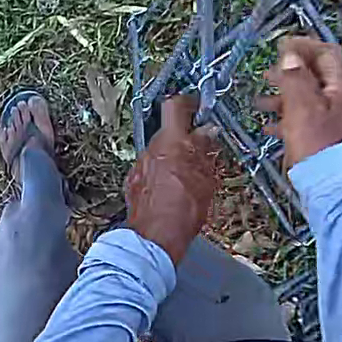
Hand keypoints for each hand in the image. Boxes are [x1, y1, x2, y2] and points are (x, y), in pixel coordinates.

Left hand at [123, 94, 221, 265]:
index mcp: (172, 142)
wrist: (154, 238)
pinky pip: (150, 167)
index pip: (176, 105)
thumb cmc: (181, 212)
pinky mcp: (133, 179)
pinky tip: (172, 187)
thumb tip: (207, 134)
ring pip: (159, 150)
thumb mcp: (205, 179)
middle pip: (168, 129)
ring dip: (173, 155)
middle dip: (184, 136)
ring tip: (188, 174)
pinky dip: (161, 172)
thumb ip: (204, 151)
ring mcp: (140, 164)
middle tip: (201, 146)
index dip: (188, 102)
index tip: (197, 107)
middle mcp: (152, 148)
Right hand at [256, 36, 341, 168]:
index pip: (326, 54)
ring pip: (310, 99)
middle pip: (317, 77)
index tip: (281, 46)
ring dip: (284, 97)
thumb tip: (290, 56)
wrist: (336, 188)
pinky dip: (289, 118)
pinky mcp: (331, 139)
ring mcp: (340, 121)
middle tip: (267, 74)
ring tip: (261, 102)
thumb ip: (295, 77)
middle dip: (290, 73)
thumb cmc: (319, 145)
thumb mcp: (302, 105)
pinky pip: (308, 120)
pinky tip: (271, 127)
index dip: (303, 46)